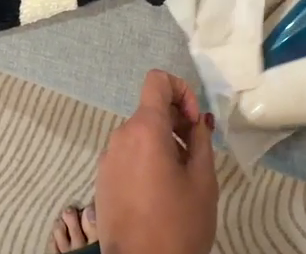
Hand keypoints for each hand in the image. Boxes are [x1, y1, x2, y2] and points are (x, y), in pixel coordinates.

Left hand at [95, 70, 218, 253]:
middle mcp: (121, 135)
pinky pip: (128, 155)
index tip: (195, 122)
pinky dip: (146, 160)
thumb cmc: (178, 224)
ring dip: (163, 144)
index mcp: (144, 128)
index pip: (157, 80)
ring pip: (140, 134)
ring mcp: (108, 157)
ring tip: (181, 179)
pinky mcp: (103, 177)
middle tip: (196, 155)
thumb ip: (201, 141)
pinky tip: (160, 193)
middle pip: (150, 110)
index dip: (181, 91)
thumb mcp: (202, 181)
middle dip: (177, 123)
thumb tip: (197, 120)